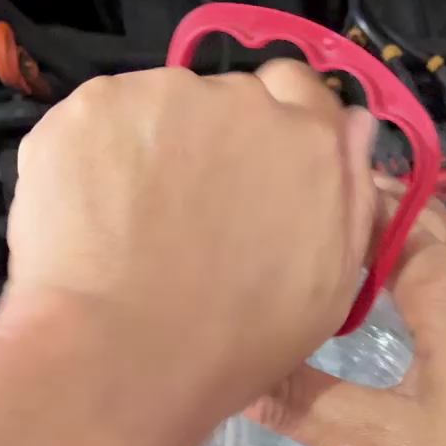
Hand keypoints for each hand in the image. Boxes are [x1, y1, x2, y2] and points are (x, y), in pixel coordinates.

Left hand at [5, 61, 378, 418]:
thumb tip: (354, 123)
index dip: (284, 126)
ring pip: (168, 108)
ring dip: (165, 148)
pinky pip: (108, 121)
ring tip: (144, 225)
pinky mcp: (90, 107)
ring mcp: (161, 97)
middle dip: (224, 142)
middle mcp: (241, 100)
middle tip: (200, 218)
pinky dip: (107, 156)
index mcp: (309, 142)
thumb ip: (353, 196)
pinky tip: (102, 215)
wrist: (125, 356)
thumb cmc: (242, 341)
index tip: (261, 176)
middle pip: (233, 100)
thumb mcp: (331, 287)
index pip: (302, 90)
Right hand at [248, 194, 445, 445]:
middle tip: (309, 234)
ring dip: (412, 254)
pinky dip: (445, 289)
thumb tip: (234, 382)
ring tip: (353, 271)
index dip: (337, 207)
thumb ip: (305, 406)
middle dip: (373, 221)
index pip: (385, 218)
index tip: (285, 212)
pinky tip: (421, 329)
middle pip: (428, 227)